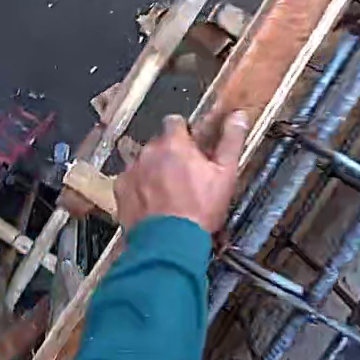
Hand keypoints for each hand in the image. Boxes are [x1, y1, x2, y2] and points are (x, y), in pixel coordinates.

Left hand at [115, 112, 248, 233]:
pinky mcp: (120, 188)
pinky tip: (152, 202)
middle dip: (169, 155)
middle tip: (183, 176)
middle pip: (158, 144)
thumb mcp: (225, 174)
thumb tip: (238, 116)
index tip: (191, 146)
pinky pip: (130, 181)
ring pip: (143, 162)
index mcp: (174, 144)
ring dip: (153, 171)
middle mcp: (148, 152)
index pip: (174, 122)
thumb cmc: (199, 209)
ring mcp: (132, 170)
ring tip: (168, 194)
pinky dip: (138, 188)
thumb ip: (231, 141)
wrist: (169, 242)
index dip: (183, 132)